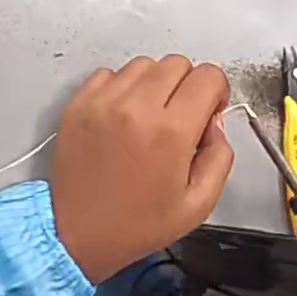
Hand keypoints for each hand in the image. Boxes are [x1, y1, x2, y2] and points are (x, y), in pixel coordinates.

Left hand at [49, 55, 233, 284]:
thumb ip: (219, 156)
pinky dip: (120, 87)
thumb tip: (214, 123)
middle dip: (187, 86)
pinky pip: (108, 73)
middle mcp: (135, 108)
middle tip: (179, 116)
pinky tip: (122, 115)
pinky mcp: (78, 104)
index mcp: (170, 131)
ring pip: (142, 64)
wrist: (78, 232)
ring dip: (153, 84)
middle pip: (176, 63)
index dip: (215, 92)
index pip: (207, 76)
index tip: (208, 109)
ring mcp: (102, 102)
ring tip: (147, 117)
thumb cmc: (134, 223)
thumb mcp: (198, 203)